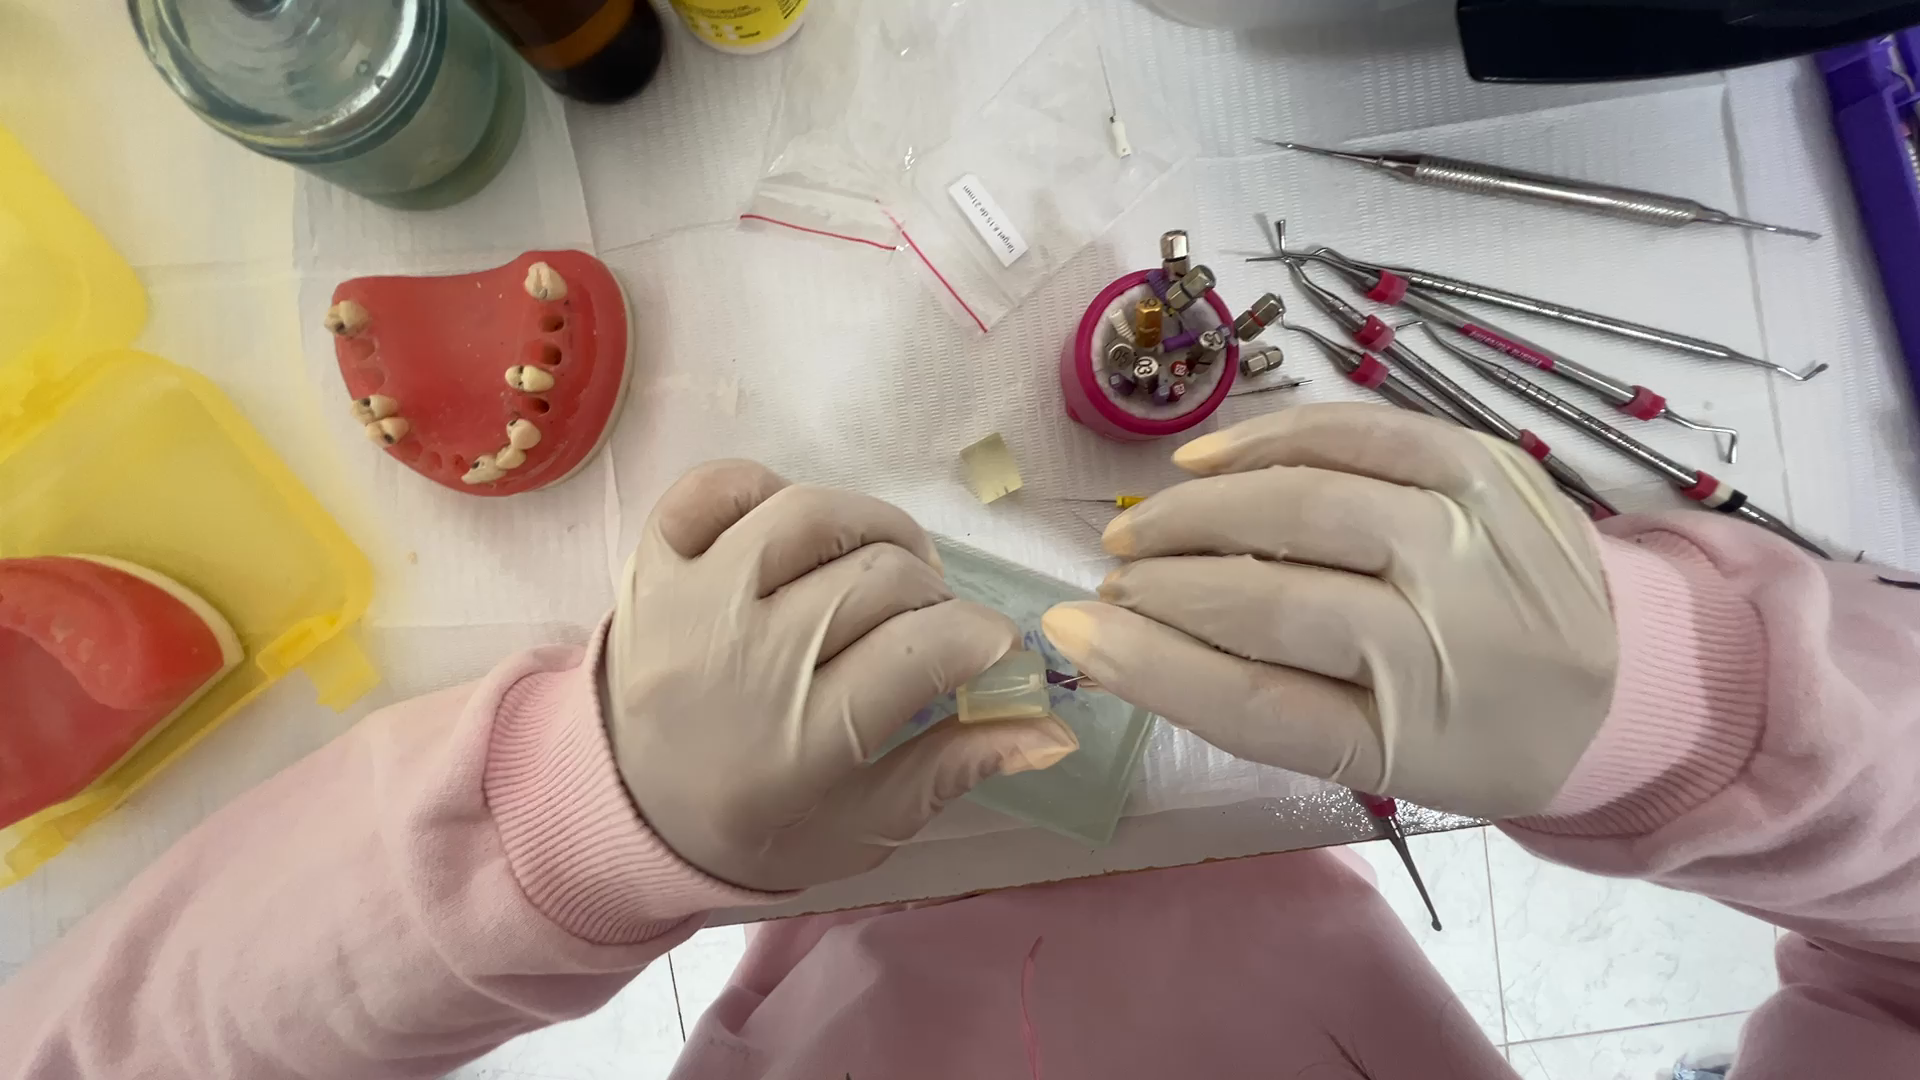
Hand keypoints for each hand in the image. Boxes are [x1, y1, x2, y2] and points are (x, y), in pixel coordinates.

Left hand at [605, 461, 1077, 891]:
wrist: (618, 813)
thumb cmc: (753, 829)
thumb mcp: (863, 826)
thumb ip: (956, 770)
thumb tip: (1054, 730)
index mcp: (798, 741)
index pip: (922, 652)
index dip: (986, 640)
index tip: (995, 652)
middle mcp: (742, 657)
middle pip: (878, 578)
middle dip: (934, 596)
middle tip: (931, 625)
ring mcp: (690, 601)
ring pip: (810, 514)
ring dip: (874, 528)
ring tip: (886, 563)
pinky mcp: (653, 564)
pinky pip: (718, 486)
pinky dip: (768, 488)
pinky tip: (797, 531)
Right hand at [1041, 404, 1617, 819]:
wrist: (1627, 684)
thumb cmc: (1464, 731)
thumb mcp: (1358, 751)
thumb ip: (1234, 694)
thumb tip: (1104, 634)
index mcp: (1419, 742)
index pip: (1251, 704)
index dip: (1145, 664)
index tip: (1069, 630)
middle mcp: (1457, 642)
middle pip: (1270, 605)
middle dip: (1161, 589)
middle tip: (1110, 584)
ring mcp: (1480, 542)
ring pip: (1304, 507)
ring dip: (1194, 516)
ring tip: (1137, 532)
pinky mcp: (1490, 467)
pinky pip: (1359, 432)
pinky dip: (1266, 440)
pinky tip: (1201, 460)